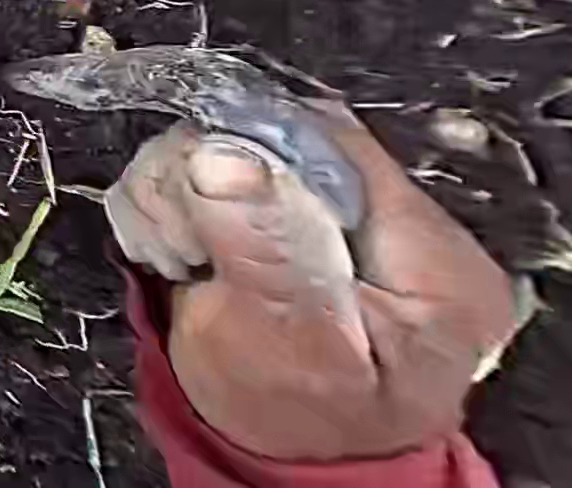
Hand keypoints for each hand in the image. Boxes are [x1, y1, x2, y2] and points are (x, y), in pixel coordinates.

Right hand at [108, 102, 516, 460]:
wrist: (262, 443)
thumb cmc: (295, 412)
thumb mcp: (298, 345)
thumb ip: (270, 252)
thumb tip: (224, 154)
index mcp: (417, 243)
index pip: (324, 137)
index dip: (251, 154)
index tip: (208, 206)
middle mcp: (359, 205)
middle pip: (249, 129)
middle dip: (195, 184)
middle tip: (195, 251)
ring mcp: (294, 197)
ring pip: (196, 140)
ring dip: (167, 198)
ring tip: (185, 257)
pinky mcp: (245, 198)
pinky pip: (170, 162)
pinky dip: (153, 205)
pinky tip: (175, 250)